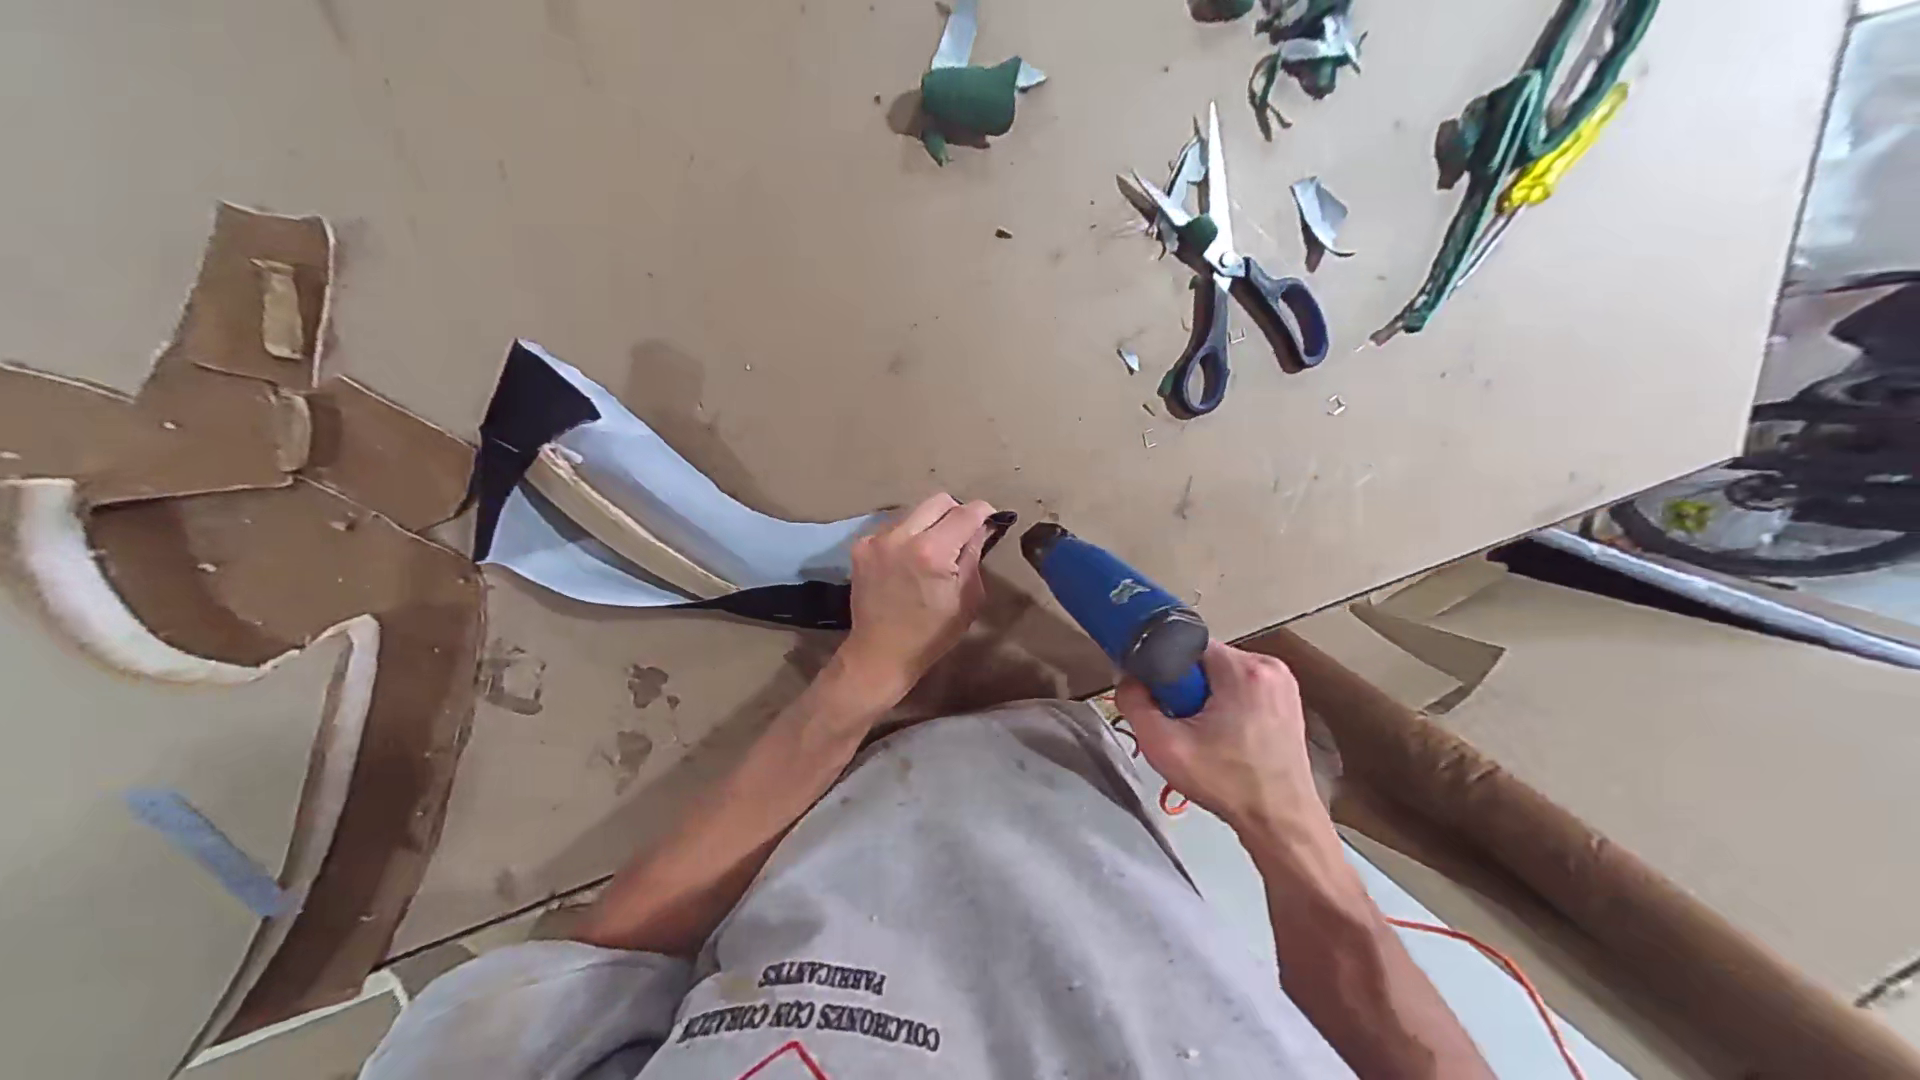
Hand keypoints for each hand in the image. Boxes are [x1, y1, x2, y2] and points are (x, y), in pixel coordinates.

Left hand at [837, 493, 996, 698]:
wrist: (880, 652)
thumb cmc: (931, 634)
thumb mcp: (967, 598)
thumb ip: (973, 555)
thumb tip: (982, 527)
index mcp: (932, 551)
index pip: (966, 512)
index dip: (984, 513)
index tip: (990, 520)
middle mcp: (901, 536)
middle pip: (939, 501)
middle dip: (956, 513)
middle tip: (962, 535)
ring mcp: (877, 539)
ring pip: (914, 511)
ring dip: (929, 524)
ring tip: (932, 551)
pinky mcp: (861, 546)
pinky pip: (893, 527)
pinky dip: (907, 536)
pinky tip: (908, 560)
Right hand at [1116, 642, 1320, 832]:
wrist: (1280, 822)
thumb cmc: (1231, 787)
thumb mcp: (1163, 747)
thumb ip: (1133, 704)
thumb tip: (1126, 679)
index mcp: (1244, 670)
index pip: (1186, 644)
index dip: (1165, 670)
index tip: (1162, 698)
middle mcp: (1269, 668)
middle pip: (1203, 659)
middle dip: (1185, 686)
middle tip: (1185, 723)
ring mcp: (1282, 683)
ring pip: (1220, 673)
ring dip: (1204, 696)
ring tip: (1205, 733)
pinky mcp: (1286, 699)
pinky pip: (1240, 686)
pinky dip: (1226, 704)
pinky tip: (1224, 735)